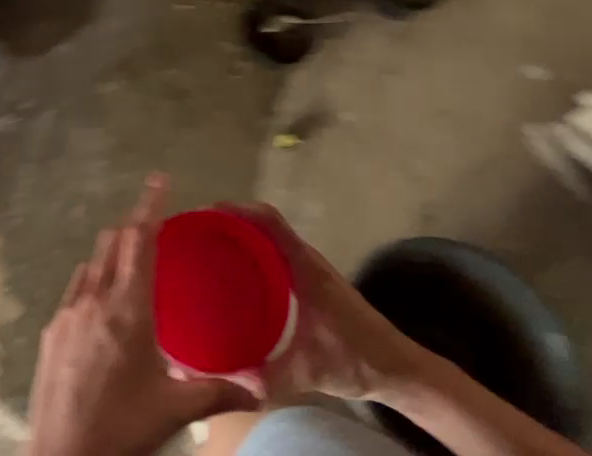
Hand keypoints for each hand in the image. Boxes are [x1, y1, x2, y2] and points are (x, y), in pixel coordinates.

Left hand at [27, 175, 256, 455]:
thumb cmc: (122, 429)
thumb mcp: (174, 411)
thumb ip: (218, 393)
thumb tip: (258, 389)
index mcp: (128, 309)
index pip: (140, 240)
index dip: (151, 206)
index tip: (160, 179)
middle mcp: (94, 300)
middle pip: (113, 243)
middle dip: (134, 224)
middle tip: (154, 218)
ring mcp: (67, 313)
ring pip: (91, 264)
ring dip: (112, 252)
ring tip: (131, 258)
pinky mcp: (51, 331)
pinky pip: (75, 289)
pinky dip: (92, 280)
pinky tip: (102, 302)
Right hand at [215, 202, 424, 402]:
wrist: (398, 369)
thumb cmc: (357, 361)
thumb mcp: (309, 373)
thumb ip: (267, 378)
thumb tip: (222, 381)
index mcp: (306, 269)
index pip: (269, 221)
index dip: (236, 209)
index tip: (203, 215)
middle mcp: (306, 259)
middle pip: (263, 221)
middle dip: (228, 219)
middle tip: (193, 233)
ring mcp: (309, 267)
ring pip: (269, 234)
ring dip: (240, 231)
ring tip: (204, 247)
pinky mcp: (309, 279)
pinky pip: (274, 251)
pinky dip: (251, 249)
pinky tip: (232, 273)